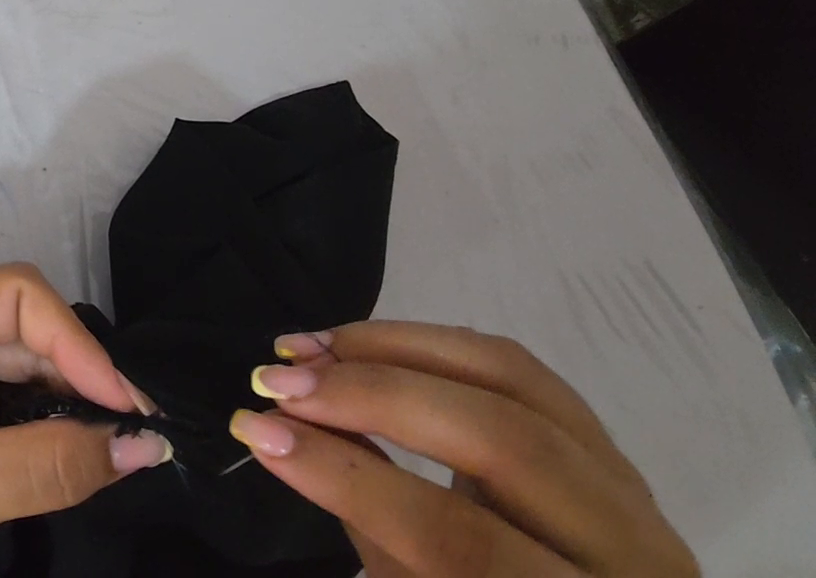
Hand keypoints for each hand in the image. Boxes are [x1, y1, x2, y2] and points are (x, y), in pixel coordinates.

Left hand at [0, 264, 172, 576]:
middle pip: (17, 320)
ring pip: (8, 349)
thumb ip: (53, 462)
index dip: (78, 343)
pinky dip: (25, 405)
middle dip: (72, 373)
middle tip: (127, 435)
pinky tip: (53, 438)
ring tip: (99, 443)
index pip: (18, 295)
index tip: (126, 408)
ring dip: (53, 393)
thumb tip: (145, 445)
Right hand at [228, 321, 698, 575]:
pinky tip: (361, 344)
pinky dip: (424, 342)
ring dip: (390, 348)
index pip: (458, 534)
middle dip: (367, 395)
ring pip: (511, 376)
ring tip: (307, 346)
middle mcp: (633, 546)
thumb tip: (285, 424)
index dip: (346, 474)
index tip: (255, 427)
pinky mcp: (600, 437)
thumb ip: (366, 516)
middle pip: (499, 436)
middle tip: (275, 380)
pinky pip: (514, 365)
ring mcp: (627, 482)